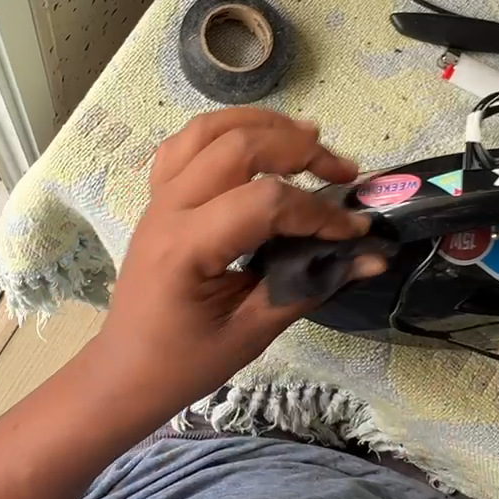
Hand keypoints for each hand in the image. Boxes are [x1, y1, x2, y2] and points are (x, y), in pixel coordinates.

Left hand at [86, 109, 384, 411]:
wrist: (124, 372)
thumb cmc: (184, 363)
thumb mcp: (252, 333)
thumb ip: (311, 286)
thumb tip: (373, 258)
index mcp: (187, 247)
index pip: (265, 203)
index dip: (319, 212)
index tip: (356, 231)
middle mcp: (168, 209)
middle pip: (238, 146)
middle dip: (299, 150)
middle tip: (344, 171)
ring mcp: (158, 198)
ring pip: (208, 130)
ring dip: (262, 125)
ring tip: (308, 137)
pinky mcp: (158, 198)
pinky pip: (187, 145)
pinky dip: (226, 132)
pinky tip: (256, 144)